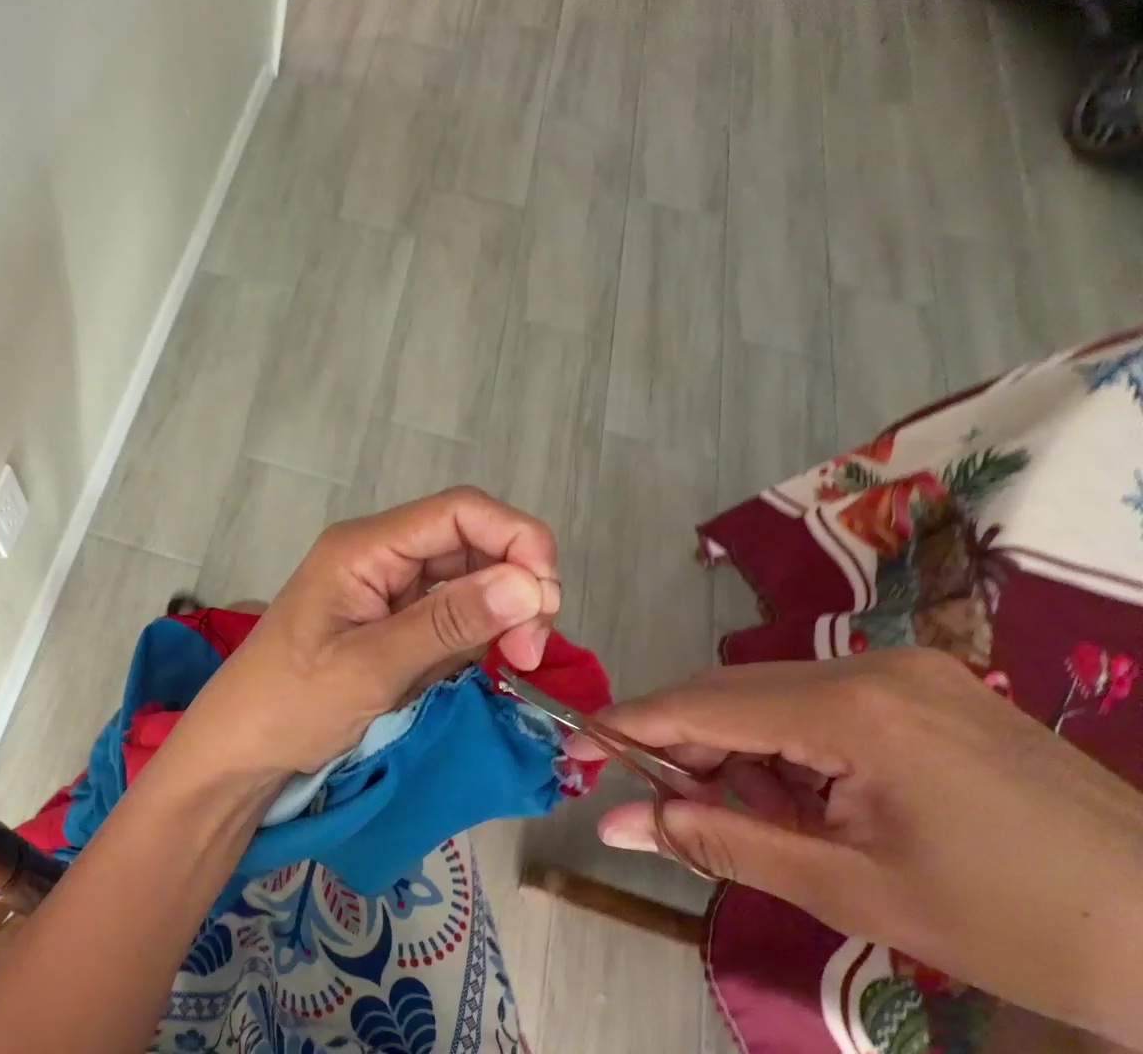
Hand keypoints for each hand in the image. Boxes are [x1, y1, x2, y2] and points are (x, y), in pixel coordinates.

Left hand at [175, 486, 559, 775]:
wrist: (242, 748)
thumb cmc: (291, 704)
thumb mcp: (371, 667)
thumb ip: (448, 623)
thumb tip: (529, 584)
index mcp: (363, 547)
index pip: (459, 512)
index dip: (517, 539)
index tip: (547, 598)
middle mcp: (378, 556)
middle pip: (471, 541)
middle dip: (516, 583)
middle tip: (530, 649)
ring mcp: (386, 589)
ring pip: (468, 578)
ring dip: (503, 612)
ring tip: (515, 661)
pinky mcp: (392, 622)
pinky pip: (452, 612)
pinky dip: (480, 633)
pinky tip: (490, 663)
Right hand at [579, 648, 1142, 1046]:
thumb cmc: (1017, 923)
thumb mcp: (848, 890)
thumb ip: (716, 843)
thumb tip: (614, 824)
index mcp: (854, 707)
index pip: (700, 702)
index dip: (627, 727)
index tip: (571, 752)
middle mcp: (874, 666)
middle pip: (733, 693)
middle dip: (683, 747)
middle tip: (652, 807)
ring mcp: (910, 673)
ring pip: (774, 698)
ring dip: (736, 753)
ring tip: (736, 819)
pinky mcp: (932, 692)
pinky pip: (823, 706)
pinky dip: (787, 751)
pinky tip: (798, 803)